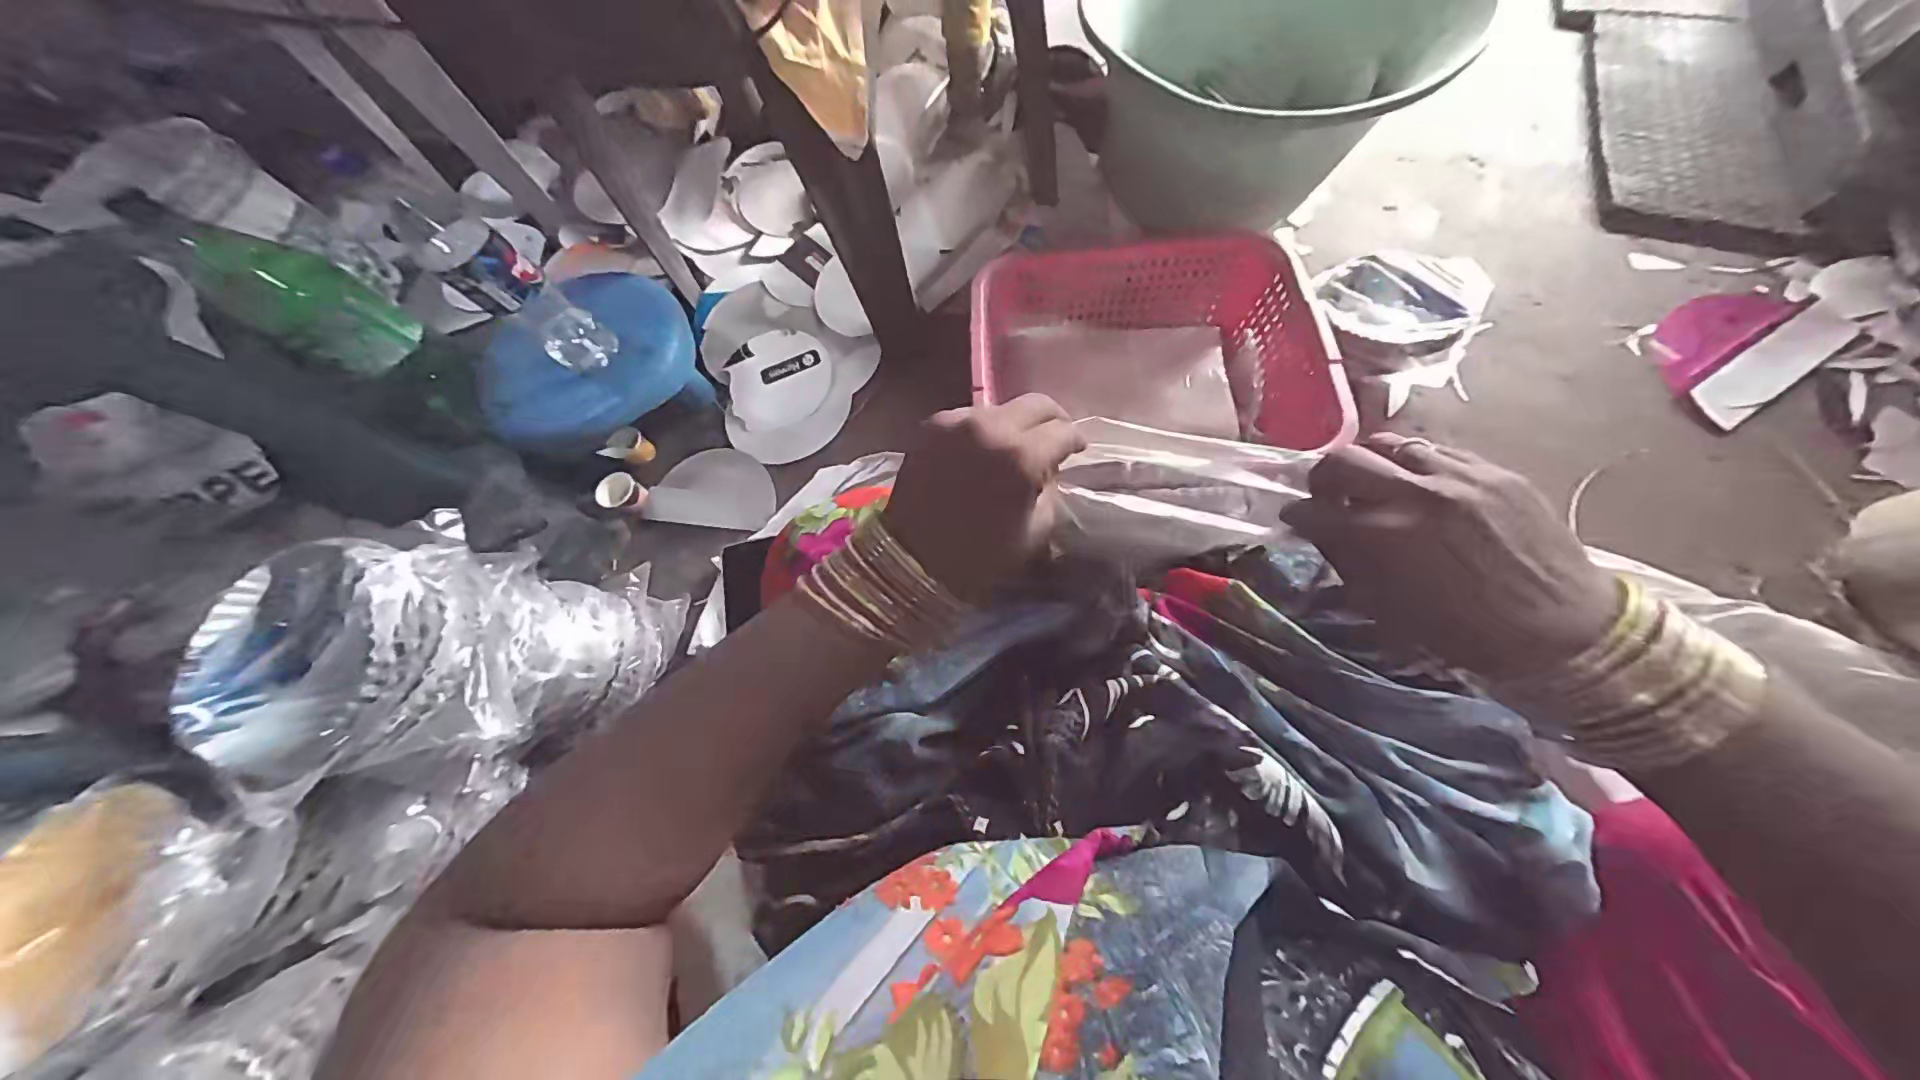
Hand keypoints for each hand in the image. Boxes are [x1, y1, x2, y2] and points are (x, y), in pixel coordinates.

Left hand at [884, 395, 1087, 601]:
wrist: (912, 557)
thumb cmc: (979, 556)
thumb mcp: (1035, 531)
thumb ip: (1050, 490)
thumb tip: (1048, 469)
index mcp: (1022, 456)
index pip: (1064, 431)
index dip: (1076, 440)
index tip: (1077, 450)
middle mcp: (991, 426)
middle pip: (1037, 403)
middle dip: (1053, 419)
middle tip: (1055, 437)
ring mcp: (957, 421)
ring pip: (1002, 409)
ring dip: (1016, 425)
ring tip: (1014, 449)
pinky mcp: (932, 425)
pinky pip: (970, 417)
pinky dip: (984, 431)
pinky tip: (982, 453)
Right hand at [1278, 433, 1620, 678]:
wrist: (1562, 630)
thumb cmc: (1462, 632)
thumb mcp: (1384, 606)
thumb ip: (1348, 561)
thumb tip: (1324, 533)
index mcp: (1383, 535)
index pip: (1316, 510)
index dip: (1298, 514)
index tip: (1295, 518)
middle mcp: (1417, 494)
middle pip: (1345, 459)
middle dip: (1324, 476)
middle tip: (1326, 493)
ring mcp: (1460, 477)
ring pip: (1392, 444)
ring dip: (1370, 463)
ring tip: (1372, 483)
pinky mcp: (1496, 473)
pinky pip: (1438, 452)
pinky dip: (1414, 465)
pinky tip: (1418, 485)